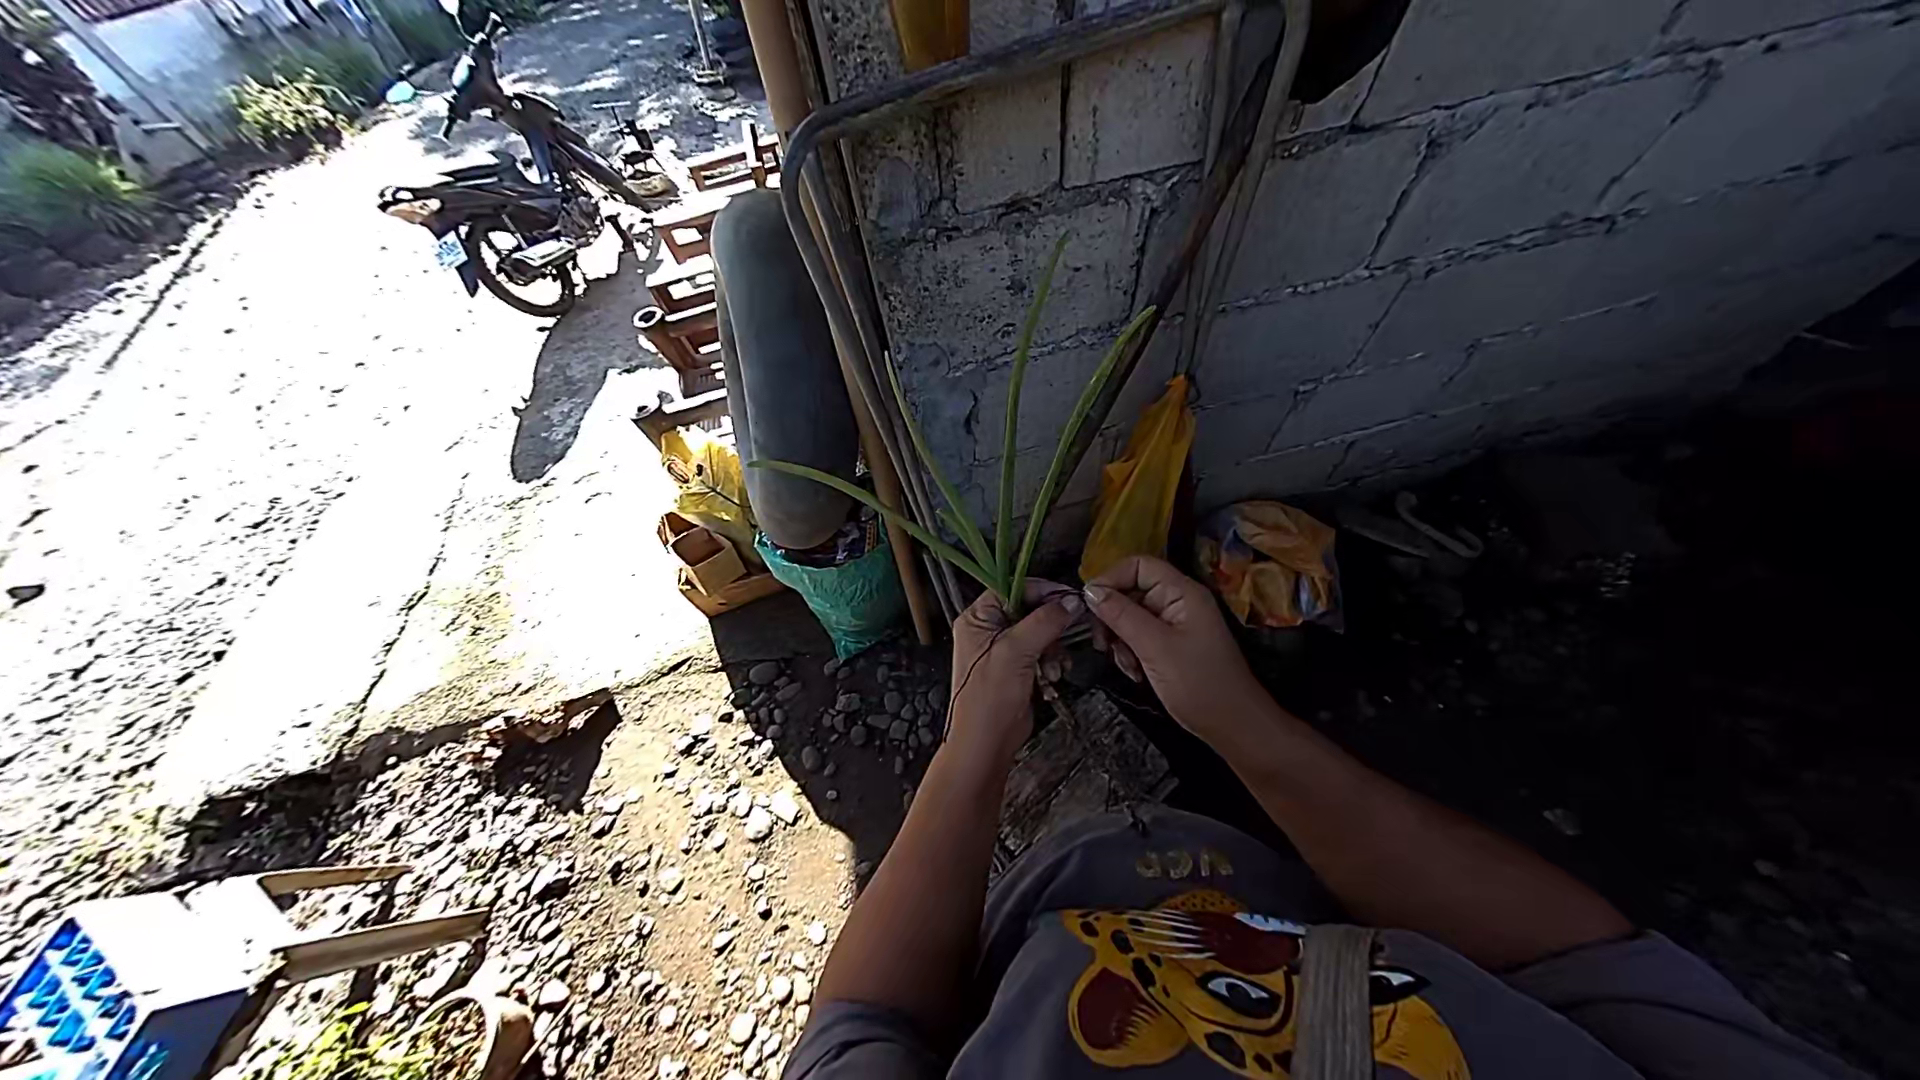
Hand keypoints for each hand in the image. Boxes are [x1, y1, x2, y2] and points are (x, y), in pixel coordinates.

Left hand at [946, 581, 1083, 765]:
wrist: (986, 742)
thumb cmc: (989, 697)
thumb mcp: (1016, 651)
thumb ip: (1045, 621)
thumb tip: (1070, 601)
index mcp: (978, 618)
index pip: (1012, 589)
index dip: (1041, 592)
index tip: (1068, 598)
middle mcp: (988, 629)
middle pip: (1029, 610)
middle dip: (1051, 625)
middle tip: (1068, 632)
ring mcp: (1002, 649)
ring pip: (1039, 631)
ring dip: (1053, 646)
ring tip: (1055, 665)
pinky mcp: (1016, 667)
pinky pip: (1041, 651)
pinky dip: (1051, 660)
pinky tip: (1053, 674)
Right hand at [1083, 555, 1265, 744]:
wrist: (1233, 726)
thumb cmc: (1199, 684)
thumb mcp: (1155, 647)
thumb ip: (1121, 615)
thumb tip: (1089, 590)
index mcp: (1181, 592)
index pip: (1138, 565)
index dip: (1111, 579)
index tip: (1090, 606)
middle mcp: (1177, 601)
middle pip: (1130, 590)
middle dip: (1112, 615)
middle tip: (1103, 643)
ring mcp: (1173, 623)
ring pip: (1129, 616)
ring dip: (1119, 639)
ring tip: (1126, 665)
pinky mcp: (1169, 644)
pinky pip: (1137, 636)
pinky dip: (1129, 652)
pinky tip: (1134, 672)